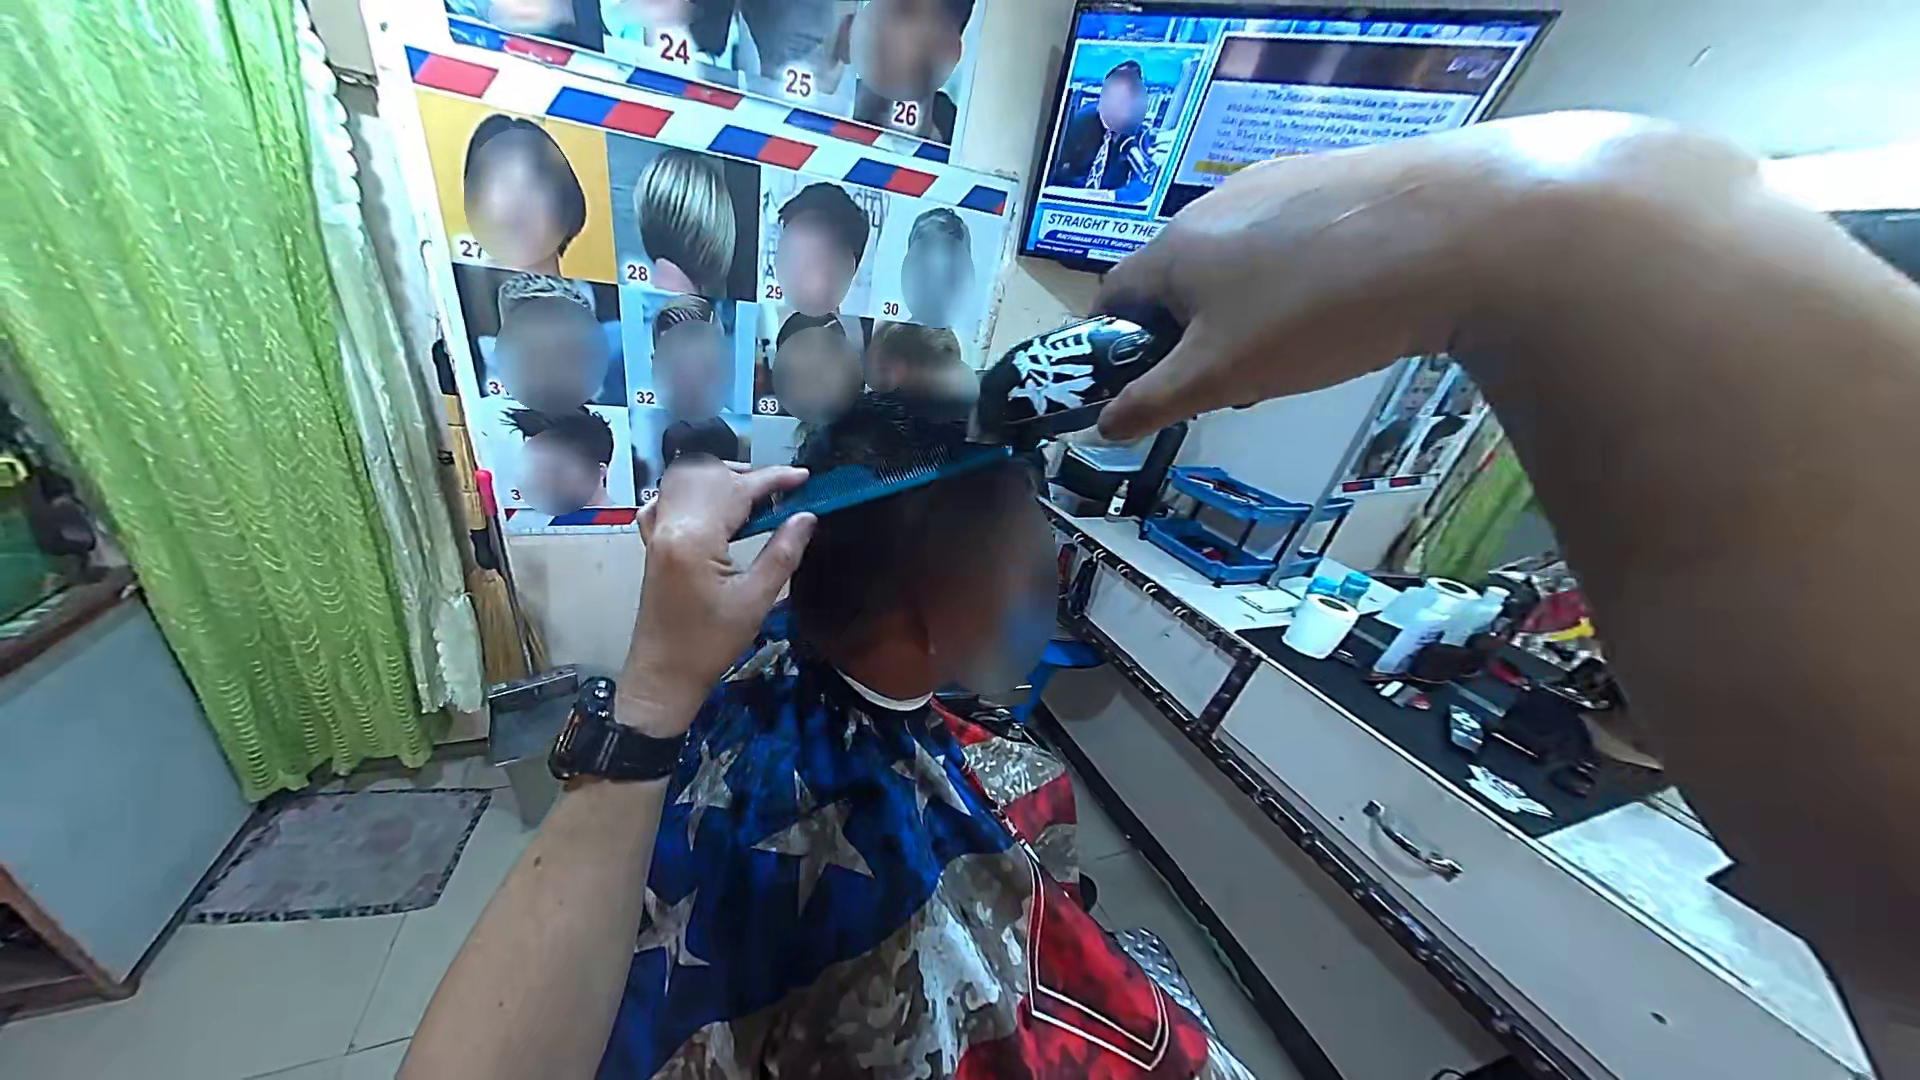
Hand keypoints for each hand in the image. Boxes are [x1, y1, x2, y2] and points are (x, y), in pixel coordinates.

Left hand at [619, 460, 814, 732]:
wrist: (663, 676)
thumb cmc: (711, 643)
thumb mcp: (756, 600)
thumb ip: (783, 552)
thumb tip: (807, 516)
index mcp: (694, 539)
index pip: (736, 490)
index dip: (773, 479)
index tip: (804, 477)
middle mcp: (669, 526)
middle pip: (706, 475)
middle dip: (747, 474)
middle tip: (783, 488)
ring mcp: (655, 534)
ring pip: (683, 481)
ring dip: (719, 477)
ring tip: (755, 493)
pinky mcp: (652, 546)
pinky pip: (666, 501)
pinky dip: (691, 493)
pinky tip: (711, 505)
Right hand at [1092, 112, 1698, 439]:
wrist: (1469, 232)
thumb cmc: (1310, 315)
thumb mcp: (1217, 376)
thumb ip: (1150, 404)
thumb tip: (1101, 427)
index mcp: (1173, 249)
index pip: (1110, 300)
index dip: (1111, 349)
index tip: (1139, 387)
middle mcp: (1214, 206)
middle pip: (1170, 285)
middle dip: (1180, 340)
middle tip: (1219, 382)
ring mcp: (1277, 184)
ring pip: (1226, 266)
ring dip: (1230, 316)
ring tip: (1281, 352)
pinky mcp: (1332, 179)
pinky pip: (1279, 243)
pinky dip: (1280, 284)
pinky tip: (1328, 307)